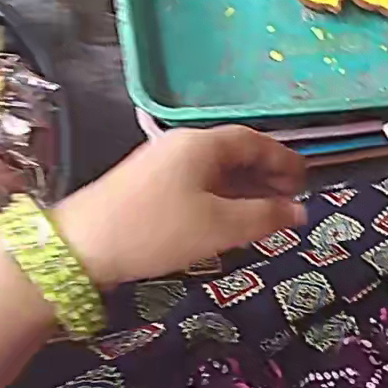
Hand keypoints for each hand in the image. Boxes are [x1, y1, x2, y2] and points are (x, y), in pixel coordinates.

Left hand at [50, 126, 307, 287]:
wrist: (82, 246)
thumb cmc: (157, 230)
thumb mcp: (219, 226)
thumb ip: (264, 217)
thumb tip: (299, 212)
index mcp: (202, 145)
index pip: (254, 141)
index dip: (284, 159)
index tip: (306, 179)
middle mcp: (183, 145)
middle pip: (236, 153)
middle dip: (267, 174)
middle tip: (292, 198)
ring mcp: (163, 163)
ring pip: (217, 169)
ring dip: (246, 188)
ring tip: (268, 212)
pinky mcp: (150, 184)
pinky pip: (199, 182)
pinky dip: (223, 196)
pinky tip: (230, 217)